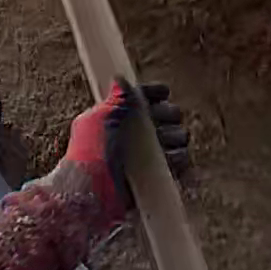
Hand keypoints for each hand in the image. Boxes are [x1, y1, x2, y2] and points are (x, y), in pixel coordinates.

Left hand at [53, 79, 188, 221]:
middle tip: (164, 119)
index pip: (142, 99)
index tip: (163, 93)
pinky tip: (173, 158)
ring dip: (174, 137)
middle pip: (165, 116)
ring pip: (176, 138)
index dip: (154, 94)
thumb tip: (121, 77)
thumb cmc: (90, 153)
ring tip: (164, 142)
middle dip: (168, 114)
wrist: (91, 192)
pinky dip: (180, 160)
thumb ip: (115, 100)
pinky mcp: (156, 175)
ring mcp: (147, 154)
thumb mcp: (99, 120)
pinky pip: (179, 163)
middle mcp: (135, 133)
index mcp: (118, 116)